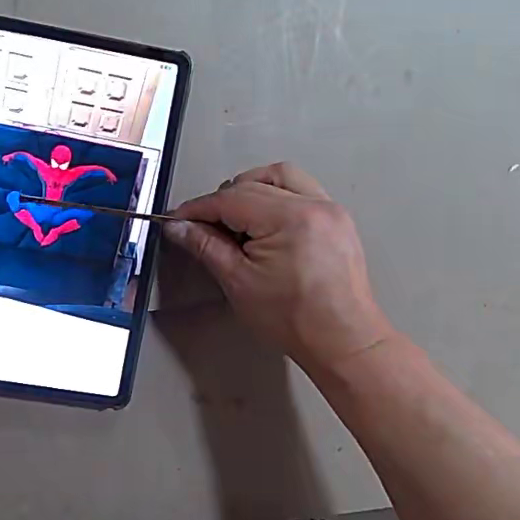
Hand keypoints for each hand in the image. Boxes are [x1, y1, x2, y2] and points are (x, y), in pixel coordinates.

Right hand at [162, 163, 394, 373]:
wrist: (341, 341)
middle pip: (253, 184)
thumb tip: (180, 228)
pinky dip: (274, 198)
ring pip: (279, 178)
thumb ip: (205, 246)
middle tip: (201, 227)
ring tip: (233, 222)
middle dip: (221, 202)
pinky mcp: (335, 221)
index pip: (231, 198)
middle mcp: (315, 206)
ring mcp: (330, 211)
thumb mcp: (237, 281)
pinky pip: (300, 191)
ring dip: (249, 190)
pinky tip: (260, 225)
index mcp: (291, 219)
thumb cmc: (297, 319)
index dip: (197, 208)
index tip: (178, 220)